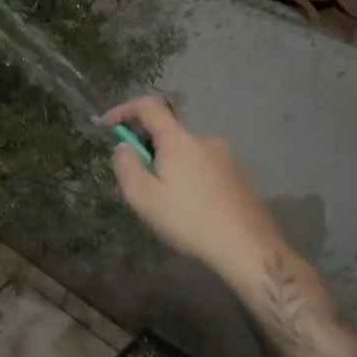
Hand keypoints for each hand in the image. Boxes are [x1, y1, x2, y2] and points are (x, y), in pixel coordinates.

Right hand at [101, 96, 288, 287]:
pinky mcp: (238, 177)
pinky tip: (190, 208)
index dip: (123, 110)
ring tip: (164, 201)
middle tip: (137, 180)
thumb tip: (124, 147)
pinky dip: (188, 177)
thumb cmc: (189, 219)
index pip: (148, 107)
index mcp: (179, 140)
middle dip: (146, 148)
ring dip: (168, 165)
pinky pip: (202, 166)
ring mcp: (226, 158)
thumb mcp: (142, 196)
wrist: (249, 249)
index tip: (107, 126)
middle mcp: (205, 141)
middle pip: (167, 132)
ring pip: (185, 152)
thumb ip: (126, 165)